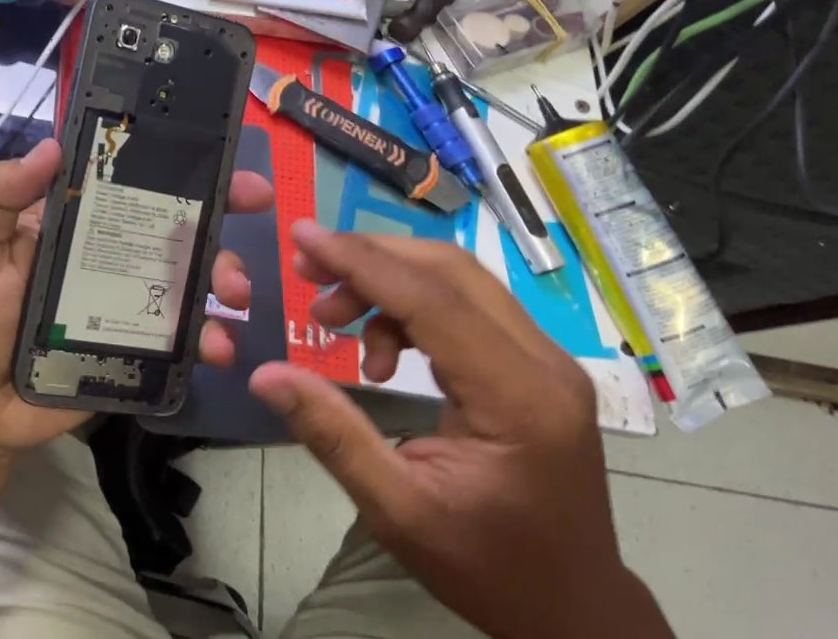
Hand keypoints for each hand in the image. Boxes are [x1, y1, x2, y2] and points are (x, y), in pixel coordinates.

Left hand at [0, 138, 273, 459]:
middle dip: (221, 213)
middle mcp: (109, 255)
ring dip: (224, 276)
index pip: (129, 181)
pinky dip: (210, 340)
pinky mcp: (137, 353)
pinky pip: (183, 341)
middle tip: (253, 206)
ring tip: (231, 291)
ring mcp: (128, 304)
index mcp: (74, 222)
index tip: (221, 158)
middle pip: (174, 226)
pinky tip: (216, 348)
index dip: (175, 165)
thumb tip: (50, 146)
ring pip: (190, 280)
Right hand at [225, 224, 671, 638]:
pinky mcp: (536, 368)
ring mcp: (547, 362)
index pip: (431, 301)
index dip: (360, 261)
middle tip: (307, 270)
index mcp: (517, 399)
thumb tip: (265, 373)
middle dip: (370, 259)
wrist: (572, 609)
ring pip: (459, 282)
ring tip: (332, 322)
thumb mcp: (397, 511)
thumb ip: (332, 434)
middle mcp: (544, 364)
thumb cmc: (487, 567)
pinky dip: (410, 309)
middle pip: (451, 272)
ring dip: (387, 283)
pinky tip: (379, 355)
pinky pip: (467, 308)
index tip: (301, 235)